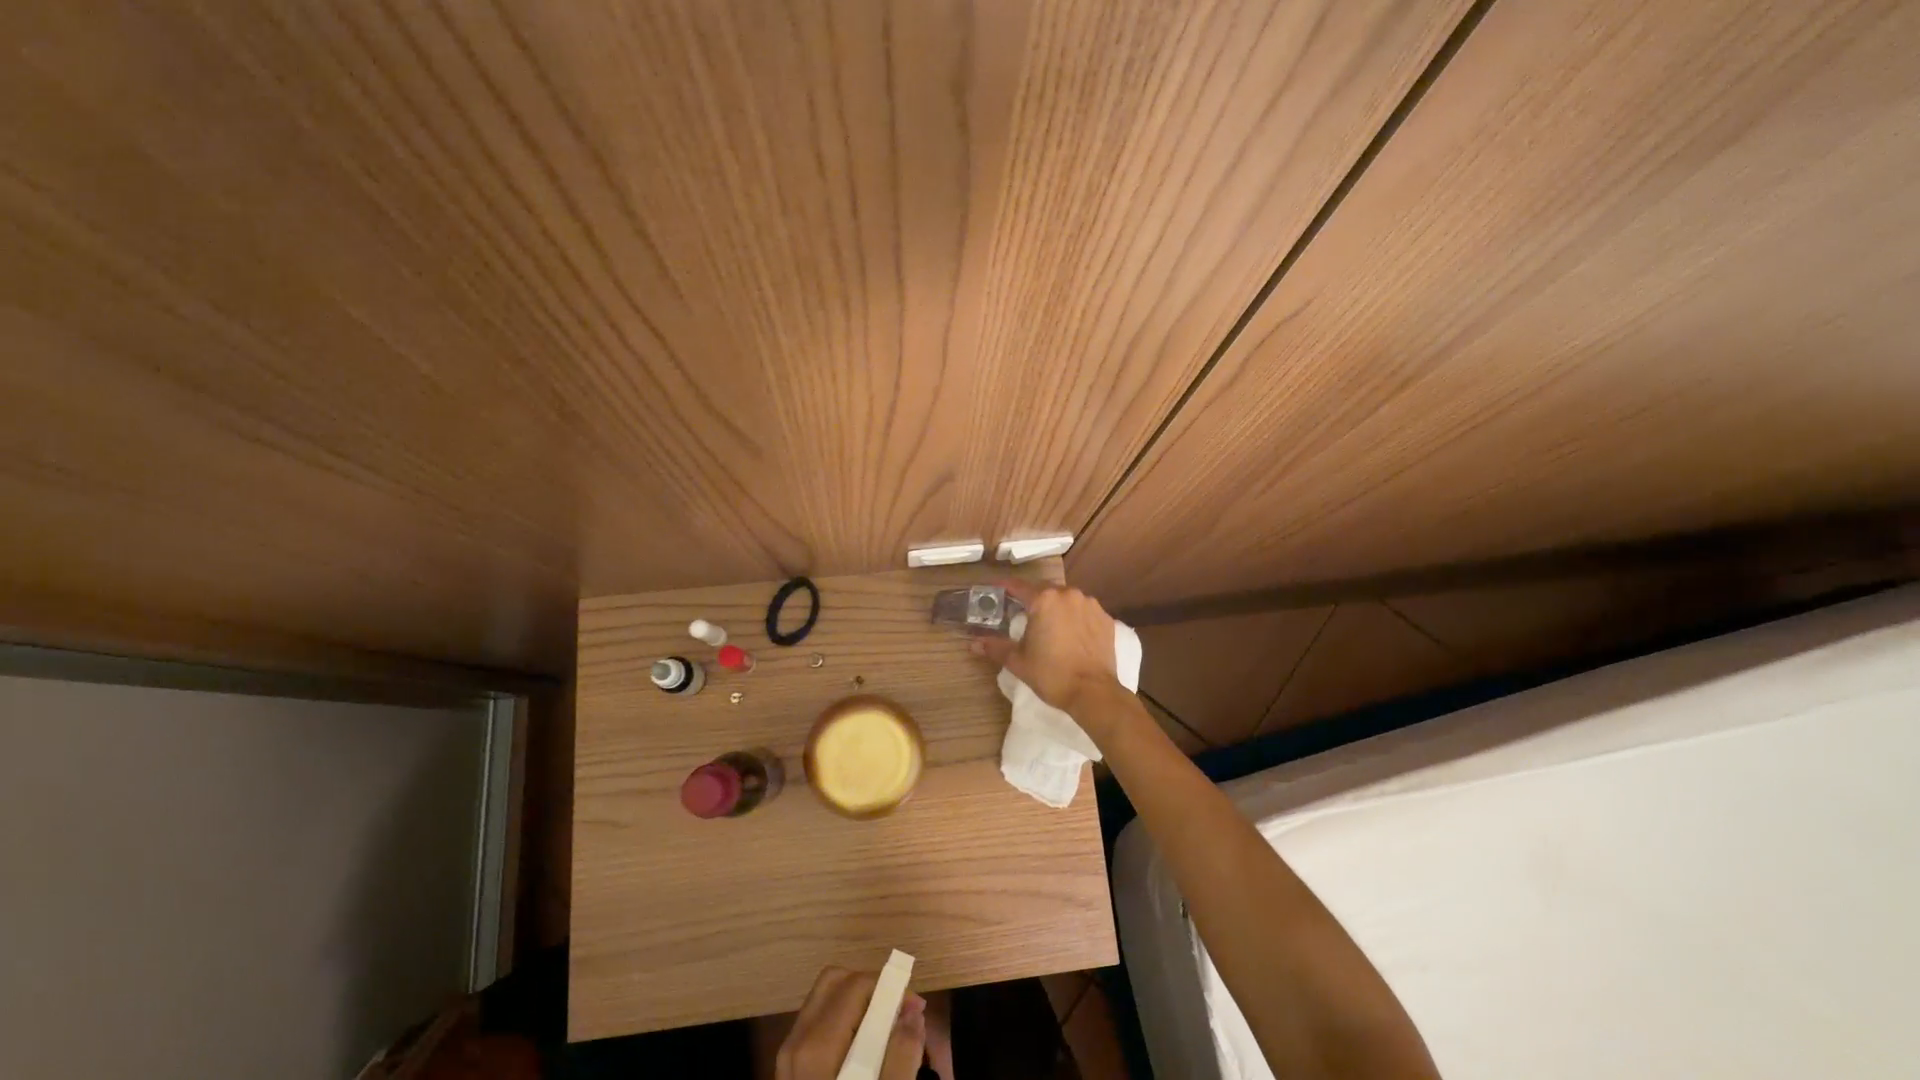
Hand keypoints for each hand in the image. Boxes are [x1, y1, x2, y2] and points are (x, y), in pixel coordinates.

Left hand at [776, 966, 925, 1079]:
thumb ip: (902, 1055)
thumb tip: (912, 1011)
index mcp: (817, 1045)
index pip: (855, 983)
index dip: (891, 986)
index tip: (915, 1009)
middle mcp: (796, 1041)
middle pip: (834, 981)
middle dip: (871, 988)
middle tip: (899, 1016)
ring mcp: (788, 1054)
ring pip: (824, 1001)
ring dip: (858, 1004)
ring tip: (886, 1033)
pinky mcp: (789, 1067)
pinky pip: (817, 1025)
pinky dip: (843, 1023)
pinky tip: (863, 1051)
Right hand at [971, 580, 1119, 718]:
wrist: (1093, 692)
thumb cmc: (1051, 674)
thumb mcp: (1018, 661)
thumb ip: (995, 647)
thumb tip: (972, 644)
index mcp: (1044, 600)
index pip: (1019, 586)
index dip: (1005, 587)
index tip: (996, 589)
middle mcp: (1068, 595)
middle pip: (1045, 590)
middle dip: (1032, 598)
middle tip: (1022, 611)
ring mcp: (1090, 605)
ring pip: (1067, 599)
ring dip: (1056, 607)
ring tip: (1049, 624)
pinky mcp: (1106, 618)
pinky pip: (1084, 611)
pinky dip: (1075, 617)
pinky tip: (1071, 633)